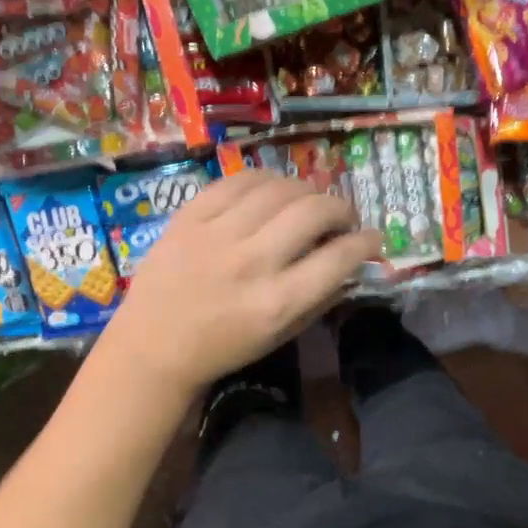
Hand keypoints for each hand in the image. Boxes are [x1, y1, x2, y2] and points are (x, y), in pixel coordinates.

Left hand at [100, 172, 381, 394]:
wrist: (154, 346)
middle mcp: (252, 263)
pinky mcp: (188, 217)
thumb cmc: (226, 347)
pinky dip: (265, 180)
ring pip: (279, 188)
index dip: (366, 242)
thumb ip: (320, 298)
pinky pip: (237, 181)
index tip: (373, 239)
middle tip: (343, 219)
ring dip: (306, 191)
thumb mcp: (282, 334)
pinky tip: (272, 191)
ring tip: (308, 203)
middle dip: (341, 209)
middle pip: (313, 212)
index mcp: (278, 302)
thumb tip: (351, 263)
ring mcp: (217, 235)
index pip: (339, 257)